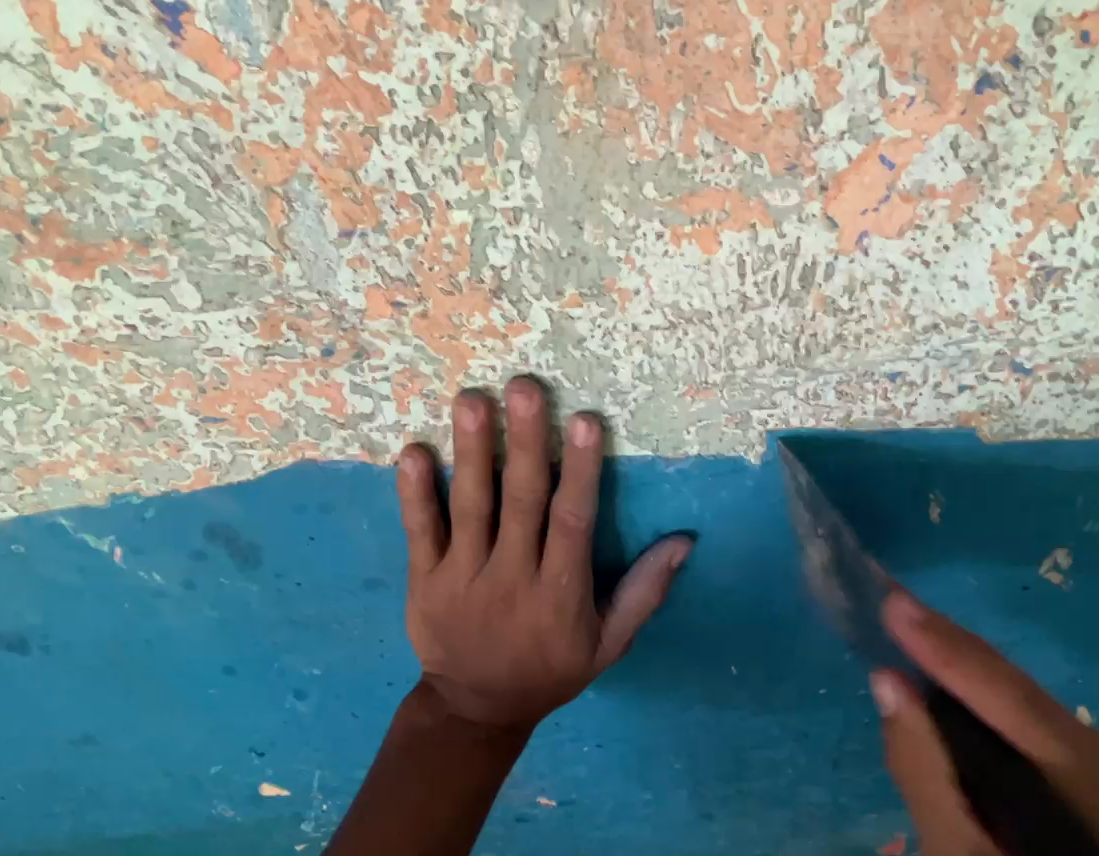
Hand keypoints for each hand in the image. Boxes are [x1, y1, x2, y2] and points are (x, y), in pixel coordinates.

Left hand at [395, 376, 693, 730]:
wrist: (475, 710)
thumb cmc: (551, 668)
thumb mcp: (609, 644)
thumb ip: (645, 592)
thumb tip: (684, 541)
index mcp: (560, 593)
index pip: (573, 521)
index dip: (581, 470)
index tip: (585, 419)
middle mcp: (512, 578)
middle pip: (521, 501)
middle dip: (526, 442)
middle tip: (524, 387)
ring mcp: (462, 578)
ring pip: (470, 507)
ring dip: (472, 452)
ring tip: (472, 401)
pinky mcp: (424, 582)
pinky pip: (420, 532)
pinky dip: (415, 493)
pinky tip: (413, 451)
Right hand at [869, 591, 1098, 855]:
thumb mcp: (959, 854)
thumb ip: (924, 768)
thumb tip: (887, 680)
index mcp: (1094, 782)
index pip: (1006, 696)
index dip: (944, 647)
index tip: (892, 603)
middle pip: (1012, 691)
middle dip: (947, 649)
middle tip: (891, 607)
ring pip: (1015, 702)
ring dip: (957, 672)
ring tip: (906, 635)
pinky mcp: (1088, 782)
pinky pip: (1021, 725)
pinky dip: (975, 704)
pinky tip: (939, 683)